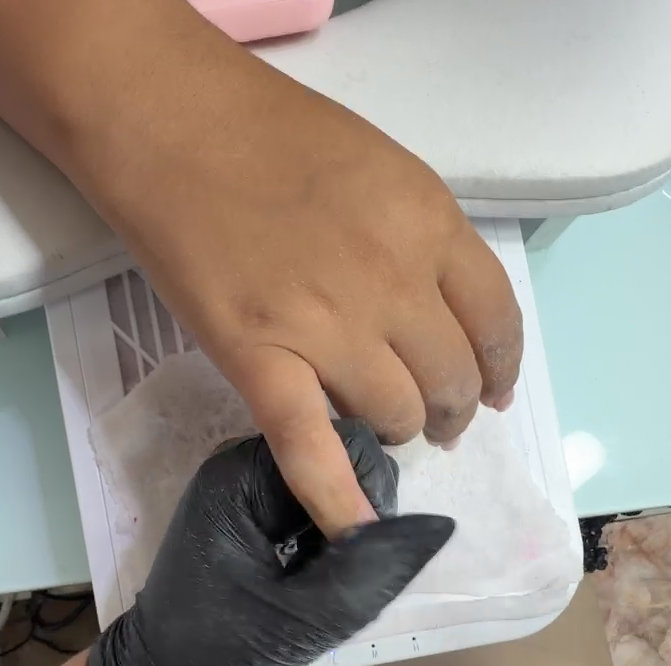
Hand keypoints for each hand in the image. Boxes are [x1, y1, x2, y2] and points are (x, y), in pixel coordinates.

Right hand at [67, 49, 521, 535]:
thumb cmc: (267, 135)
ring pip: (395, 415)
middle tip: (434, 424)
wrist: (171, 127)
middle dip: (450, 412)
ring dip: (399, 433)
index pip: (496, 321)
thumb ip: (420, 242)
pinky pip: (312, 450)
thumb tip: (435, 318)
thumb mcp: (379, 170)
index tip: (490, 392)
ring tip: (385, 434)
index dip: (499, 369)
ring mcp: (326, 329)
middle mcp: (392, 282)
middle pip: (449, 379)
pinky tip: (359, 533)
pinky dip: (339, 501)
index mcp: (428, 223)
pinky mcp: (261, 364)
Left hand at [87, 420, 453, 665]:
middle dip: (356, 513)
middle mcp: (242, 463)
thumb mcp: (303, 618)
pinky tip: (307, 571)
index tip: (359, 555)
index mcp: (242, 475)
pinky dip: (322, 536)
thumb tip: (437, 525)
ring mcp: (244, 483)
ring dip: (341, 528)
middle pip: (339, 455)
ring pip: (330, 479)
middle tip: (338, 572)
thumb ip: (368, 569)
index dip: (372, 496)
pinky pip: (309, 500)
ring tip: (317, 576)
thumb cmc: (220, 651)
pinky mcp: (249, 506)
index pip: (344, 444)